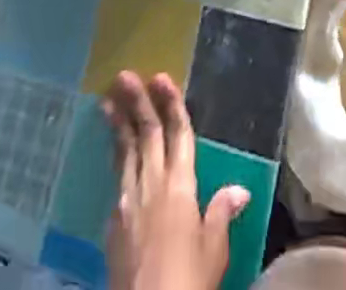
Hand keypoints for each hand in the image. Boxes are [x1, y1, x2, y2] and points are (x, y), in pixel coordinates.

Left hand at [104, 72, 248, 289]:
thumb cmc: (189, 281)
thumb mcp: (214, 251)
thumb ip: (220, 215)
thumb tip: (240, 189)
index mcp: (180, 188)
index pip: (178, 136)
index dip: (171, 105)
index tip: (161, 78)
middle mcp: (151, 185)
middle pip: (145, 135)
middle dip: (137, 103)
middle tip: (125, 76)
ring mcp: (127, 200)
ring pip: (123, 152)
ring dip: (117, 123)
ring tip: (106, 100)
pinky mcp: (112, 219)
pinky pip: (116, 176)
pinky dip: (115, 156)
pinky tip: (114, 151)